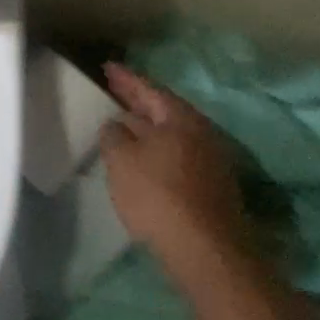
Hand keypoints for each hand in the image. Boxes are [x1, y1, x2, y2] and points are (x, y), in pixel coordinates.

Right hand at [99, 62, 247, 280]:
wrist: (207, 253)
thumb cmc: (158, 194)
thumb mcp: (120, 157)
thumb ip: (114, 133)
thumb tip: (118, 124)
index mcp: (181, 120)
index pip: (149, 89)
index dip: (126, 78)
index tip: (107, 66)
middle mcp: (203, 135)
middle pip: (165, 111)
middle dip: (138, 101)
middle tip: (114, 89)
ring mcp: (212, 164)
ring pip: (173, 135)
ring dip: (148, 127)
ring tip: (123, 122)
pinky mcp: (212, 189)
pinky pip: (178, 156)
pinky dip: (158, 149)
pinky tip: (142, 156)